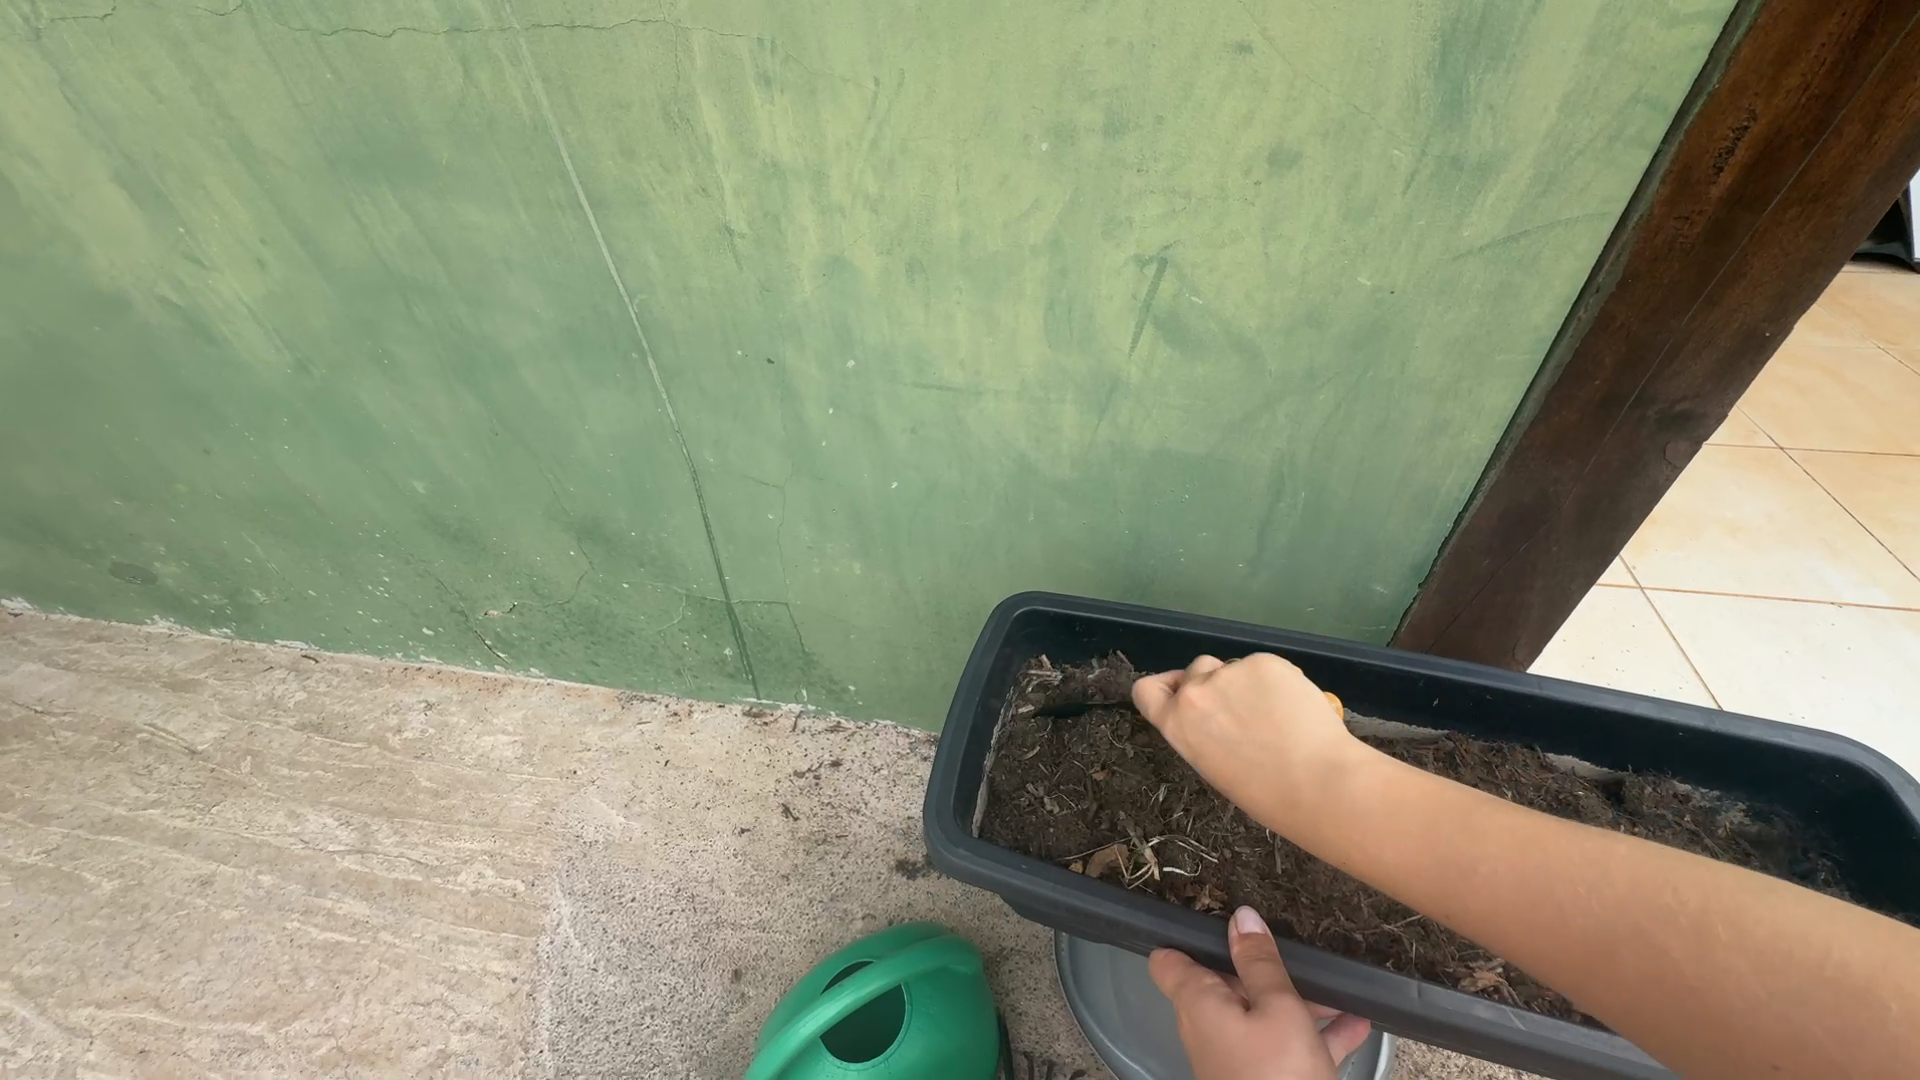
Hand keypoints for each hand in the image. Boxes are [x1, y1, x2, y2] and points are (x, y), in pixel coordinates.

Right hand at [1131, 654, 1367, 830]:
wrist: (1319, 783)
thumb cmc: (1265, 793)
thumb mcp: (1212, 765)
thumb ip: (1199, 730)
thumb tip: (1214, 714)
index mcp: (1176, 723)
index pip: (1145, 689)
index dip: (1165, 687)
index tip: (1182, 694)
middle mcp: (1195, 692)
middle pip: (1196, 670)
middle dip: (1215, 684)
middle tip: (1245, 713)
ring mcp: (1230, 672)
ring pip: (1232, 665)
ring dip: (1246, 681)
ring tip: (1277, 714)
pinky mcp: (1264, 662)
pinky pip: (1263, 666)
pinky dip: (1276, 680)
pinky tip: (1294, 707)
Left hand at [1151, 906, 1372, 1078]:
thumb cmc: (1279, 1076)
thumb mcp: (1279, 1009)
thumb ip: (1260, 961)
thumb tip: (1240, 916)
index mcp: (1198, 1002)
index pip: (1168, 961)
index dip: (1187, 939)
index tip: (1213, 920)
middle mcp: (1207, 1028)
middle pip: (1225, 983)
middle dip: (1260, 968)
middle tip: (1298, 954)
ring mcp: (1235, 1060)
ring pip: (1261, 1015)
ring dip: (1296, 1001)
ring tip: (1338, 989)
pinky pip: (1286, 1048)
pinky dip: (1315, 1035)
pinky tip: (1357, 1025)